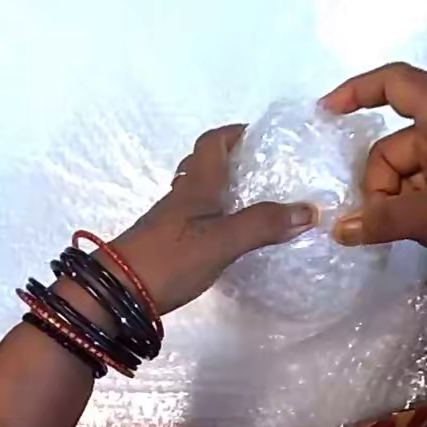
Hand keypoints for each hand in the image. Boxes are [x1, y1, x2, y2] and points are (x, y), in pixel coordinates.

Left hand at [109, 125, 318, 314]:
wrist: (119, 293)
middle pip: (205, 166)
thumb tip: (308, 210)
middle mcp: (181, 198)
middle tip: (263, 172)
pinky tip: (227, 237)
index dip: (235, 133)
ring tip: (253, 204)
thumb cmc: (169, 259)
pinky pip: (195, 221)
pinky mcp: (166, 246)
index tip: (261, 137)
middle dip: (232, 161)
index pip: (213, 143)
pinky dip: (214, 219)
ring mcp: (171, 223)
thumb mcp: (222, 241)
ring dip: (223, 191)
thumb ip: (262, 224)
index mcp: (196, 186)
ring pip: (199, 194)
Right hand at [319, 62, 426, 252]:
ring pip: (413, 176)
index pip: (393, 85)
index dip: (356, 93)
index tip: (325, 113)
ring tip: (420, 235)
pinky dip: (425, 212)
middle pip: (395, 149)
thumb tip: (338, 229)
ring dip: (405, 207)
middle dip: (383, 188)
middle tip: (387, 225)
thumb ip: (387, 220)